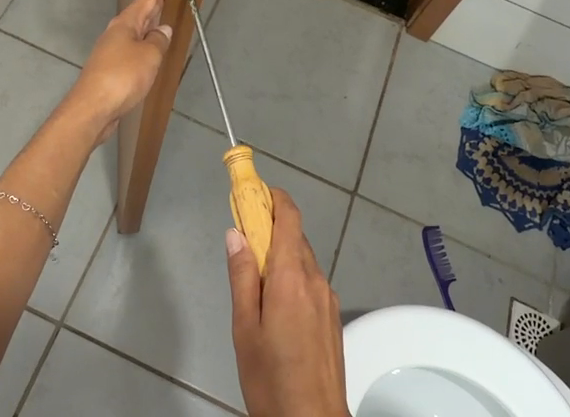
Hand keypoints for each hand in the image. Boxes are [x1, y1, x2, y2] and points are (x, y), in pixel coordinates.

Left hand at [65, 0, 172, 141]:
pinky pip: (131, 49)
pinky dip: (142, 44)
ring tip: (159, 20)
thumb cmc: (122, 76)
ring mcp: (111, 52)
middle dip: (151, 4)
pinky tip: (147, 51)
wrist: (93, 107)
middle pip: (138, 15)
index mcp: (126, 24)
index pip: (145, 0)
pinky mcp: (110, 70)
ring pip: (134, 32)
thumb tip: (164, 30)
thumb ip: (159, 41)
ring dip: (147, 25)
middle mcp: (116, 34)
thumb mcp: (149, 55)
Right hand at [226, 188, 347, 416]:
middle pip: (296, 238)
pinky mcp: (333, 317)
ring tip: (255, 282)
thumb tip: (237, 234)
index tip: (254, 192)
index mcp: (292, 277)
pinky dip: (293, 278)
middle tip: (244, 241)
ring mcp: (328, 299)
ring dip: (282, 256)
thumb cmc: (270, 377)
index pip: (290, 217)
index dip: (274, 197)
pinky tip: (276, 307)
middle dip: (271, 230)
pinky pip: (311, 283)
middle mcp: (315, 280)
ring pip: (304, 261)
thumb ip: (242, 277)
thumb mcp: (244, 328)